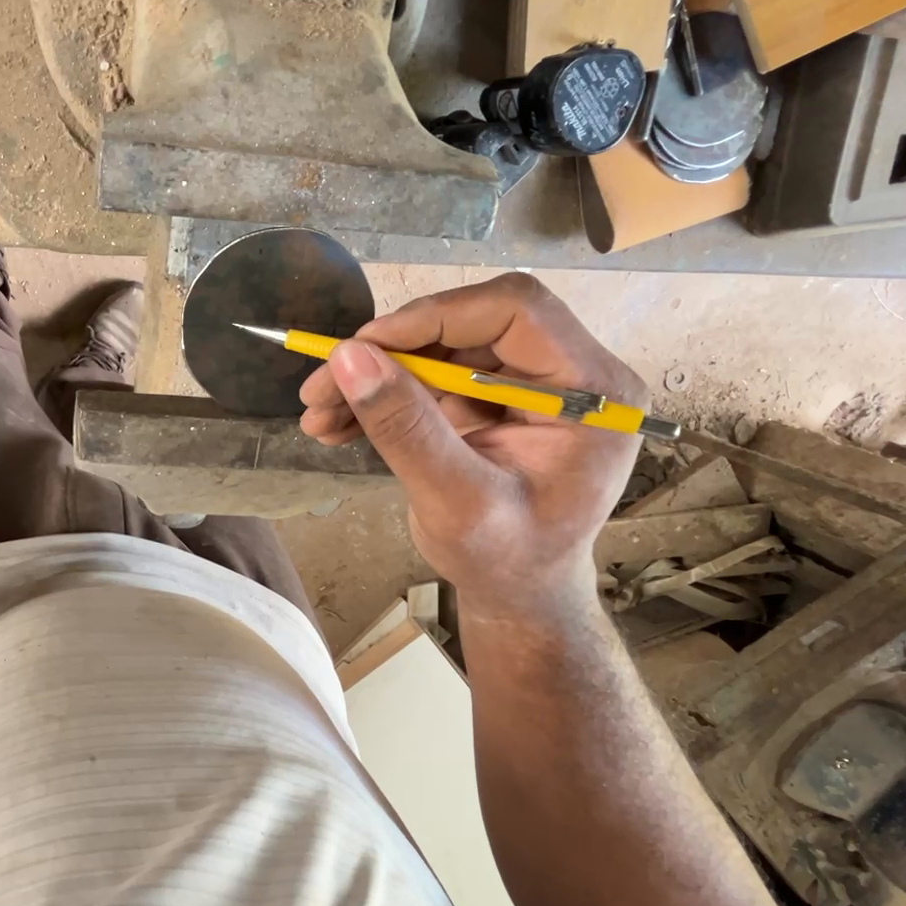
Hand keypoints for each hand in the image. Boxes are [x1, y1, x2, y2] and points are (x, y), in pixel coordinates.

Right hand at [299, 273, 645, 617]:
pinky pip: (429, 377)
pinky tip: (337, 423)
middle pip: (467, 325)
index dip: (433, 317)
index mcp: (588, 390)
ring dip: (372, 376)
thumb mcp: (456, 502)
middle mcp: (563, 374)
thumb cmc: (505, 561)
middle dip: (387, 352)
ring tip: (317, 412)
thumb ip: (406, 429)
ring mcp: (523, 385)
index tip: (361, 347)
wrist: (515, 594)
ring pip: (438, 349)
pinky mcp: (490, 399)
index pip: (514, 311)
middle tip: (322, 385)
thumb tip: (348, 357)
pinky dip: (380, 396)